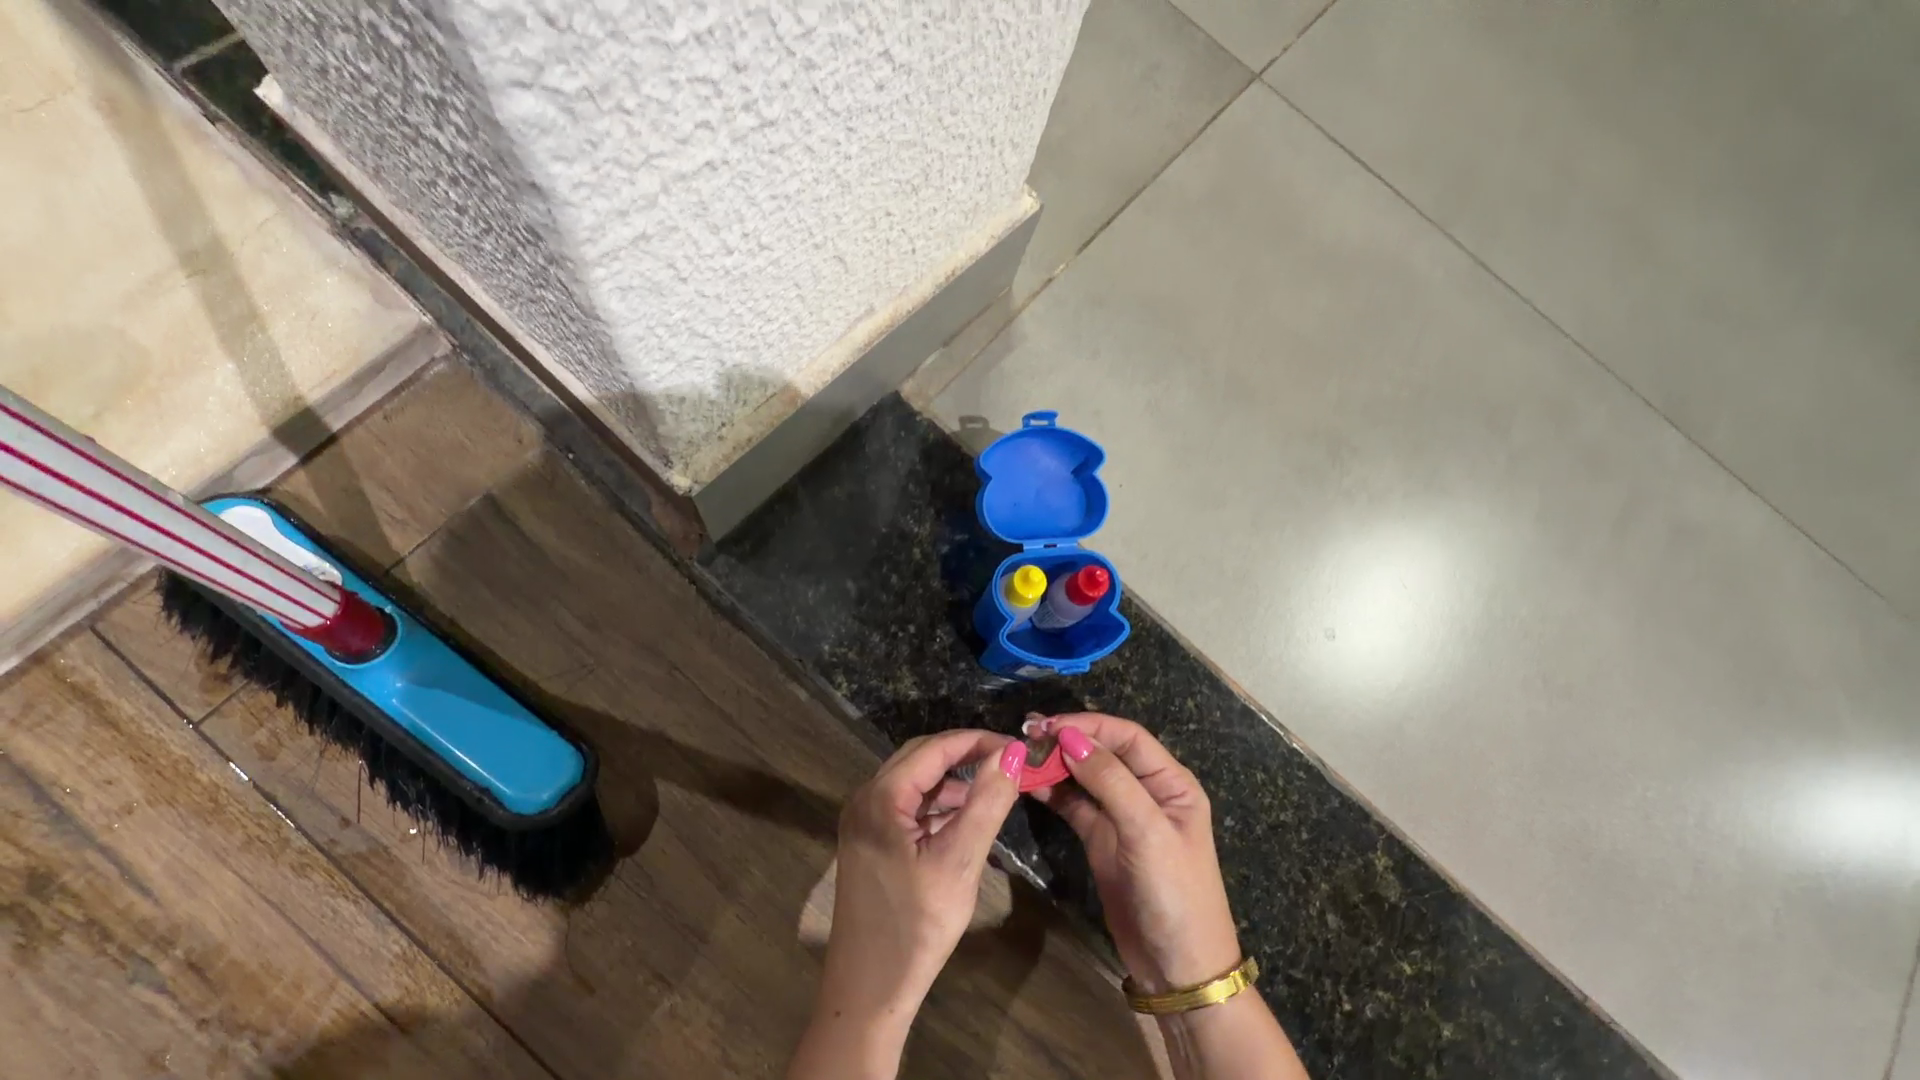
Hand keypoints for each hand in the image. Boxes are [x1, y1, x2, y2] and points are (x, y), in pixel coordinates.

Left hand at [790, 730, 1024, 1078]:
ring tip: (995, 792)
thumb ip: (986, 802)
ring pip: (914, 782)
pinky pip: (906, 807)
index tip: (1018, 748)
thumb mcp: (959, 861)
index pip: (935, 748)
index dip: (978, 741)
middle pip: (920, 758)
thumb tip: (1011, 753)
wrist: (869, 990)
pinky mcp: (868, 842)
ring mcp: (863, 821)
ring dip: (952, 781)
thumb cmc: (915, 926)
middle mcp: (865, 799)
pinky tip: (965, 821)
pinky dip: (937, 806)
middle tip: (1009, 764)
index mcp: (880, 797)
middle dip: (965, 755)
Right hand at [1029, 713, 1241, 991]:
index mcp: (1171, 782)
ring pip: (1085, 777)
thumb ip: (1110, 781)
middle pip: (1104, 752)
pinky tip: (1029, 785)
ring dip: (1056, 765)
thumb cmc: (1175, 893)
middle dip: (1068, 740)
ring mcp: (1123, 817)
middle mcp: (1147, 792)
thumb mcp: (1147, 831)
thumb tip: (1069, 737)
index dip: (1089, 725)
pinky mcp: (1102, 841)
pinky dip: (1053, 793)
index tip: (1048, 725)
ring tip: (1021, 756)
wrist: (1178, 968)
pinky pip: (1075, 806)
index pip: (1127, 737)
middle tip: (1025, 735)